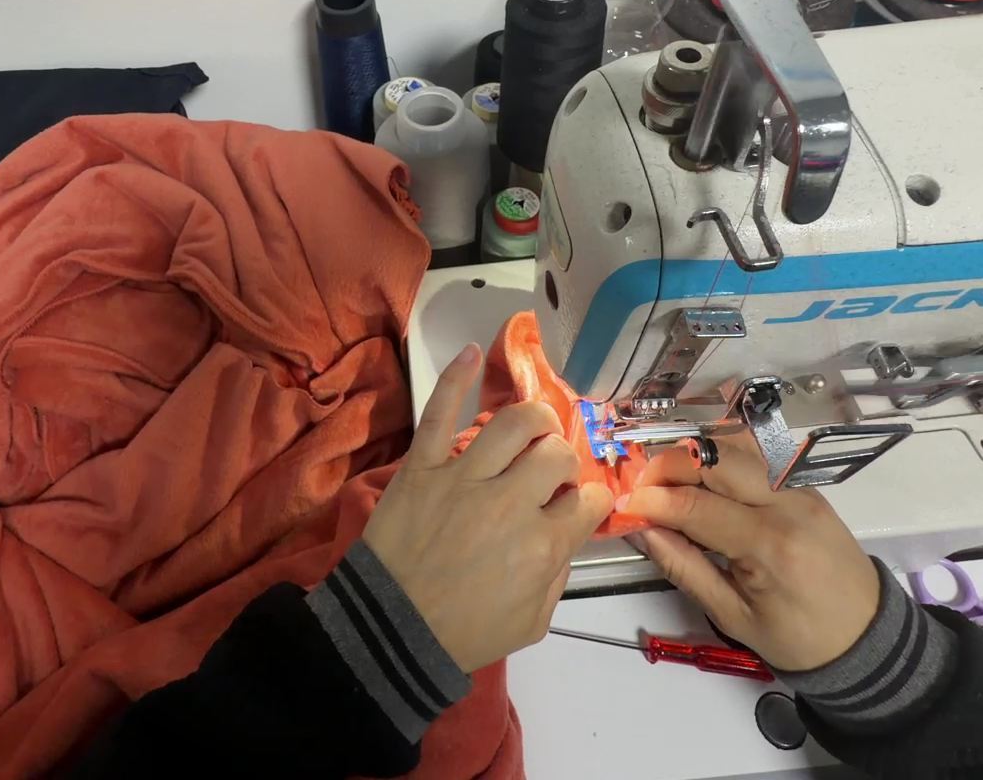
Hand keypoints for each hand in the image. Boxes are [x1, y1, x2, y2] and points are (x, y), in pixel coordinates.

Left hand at [361, 344, 613, 671]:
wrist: (391, 629)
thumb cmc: (464, 631)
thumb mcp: (533, 621)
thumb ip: (560, 573)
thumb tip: (570, 528)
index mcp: (541, 547)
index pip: (588, 501)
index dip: (590, 500)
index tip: (579, 503)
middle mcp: (509, 502)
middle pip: (556, 455)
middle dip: (563, 461)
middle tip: (550, 472)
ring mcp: (463, 477)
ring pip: (513, 423)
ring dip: (534, 418)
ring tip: (536, 425)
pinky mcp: (422, 464)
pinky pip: (440, 411)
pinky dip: (455, 377)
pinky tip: (471, 351)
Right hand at [616, 432, 878, 671]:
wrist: (871, 641)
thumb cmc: (800, 639)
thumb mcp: (733, 617)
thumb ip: (683, 567)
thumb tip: (643, 529)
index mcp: (770, 546)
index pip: (695, 504)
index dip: (652, 501)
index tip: (626, 506)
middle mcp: (787, 504)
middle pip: (713, 457)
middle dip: (668, 465)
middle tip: (643, 487)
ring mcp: (799, 487)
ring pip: (733, 445)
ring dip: (692, 456)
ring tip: (669, 481)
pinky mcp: (803, 483)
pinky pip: (753, 454)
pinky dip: (718, 457)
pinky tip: (701, 479)